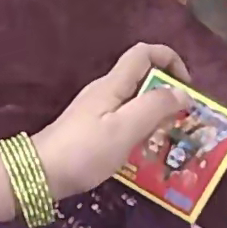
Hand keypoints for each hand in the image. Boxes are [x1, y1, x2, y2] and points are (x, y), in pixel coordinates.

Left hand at [32, 43, 192, 200]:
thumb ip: (155, 107)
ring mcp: (95, 110)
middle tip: (182, 121)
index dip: (170, 59)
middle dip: (167, 93)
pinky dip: (140, 129)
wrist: (39, 174)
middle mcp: (104, 91)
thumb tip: (183, 92)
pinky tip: (144, 151)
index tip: (187, 87)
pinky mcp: (90, 129)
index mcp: (112, 84)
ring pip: (133, 101)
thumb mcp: (125, 129)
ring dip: (155, 114)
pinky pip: (123, 120)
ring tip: (168, 139)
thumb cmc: (85, 151)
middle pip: (141, 78)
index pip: (144, 53)